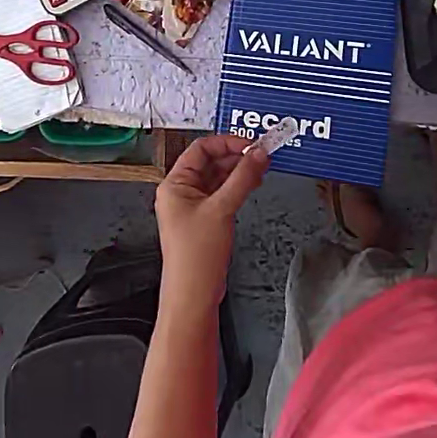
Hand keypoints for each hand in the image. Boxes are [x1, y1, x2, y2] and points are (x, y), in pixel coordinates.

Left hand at [154, 135, 269, 318]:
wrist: (193, 295)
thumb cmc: (194, 258)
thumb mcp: (221, 209)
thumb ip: (242, 178)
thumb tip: (257, 154)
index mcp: (174, 184)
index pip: (201, 148)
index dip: (226, 142)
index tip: (250, 144)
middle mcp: (181, 192)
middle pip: (211, 161)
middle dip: (237, 156)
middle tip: (261, 154)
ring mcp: (194, 205)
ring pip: (219, 177)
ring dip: (239, 171)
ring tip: (261, 167)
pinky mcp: (206, 218)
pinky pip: (223, 192)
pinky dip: (238, 185)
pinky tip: (253, 183)